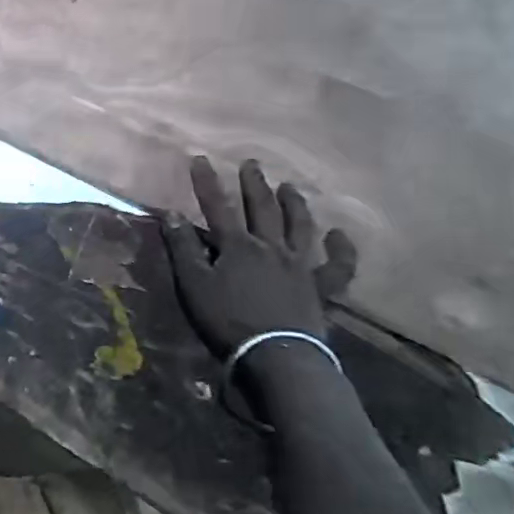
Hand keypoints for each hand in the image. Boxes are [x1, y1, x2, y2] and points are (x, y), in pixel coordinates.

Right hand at [160, 156, 357, 356]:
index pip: (217, 206)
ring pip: (299, 227)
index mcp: (237, 246)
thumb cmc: (227, 318)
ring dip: (294, 205)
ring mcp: (300, 266)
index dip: (207, 182)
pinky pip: (337, 266)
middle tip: (252, 164)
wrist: (277, 354)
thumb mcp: (193, 283)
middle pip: (262, 209)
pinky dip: (342, 250)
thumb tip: (171, 215)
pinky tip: (340, 235)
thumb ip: (183, 248)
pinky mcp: (320, 288)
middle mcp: (271, 248)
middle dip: (254, 184)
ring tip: (290, 187)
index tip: (201, 159)